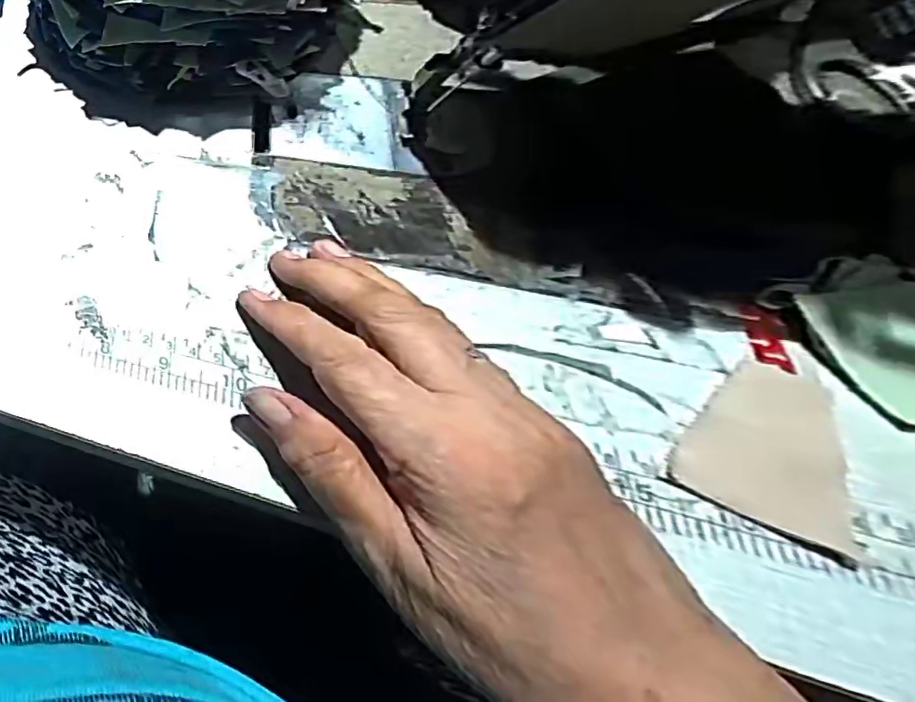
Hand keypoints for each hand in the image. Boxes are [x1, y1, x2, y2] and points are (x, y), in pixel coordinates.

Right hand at [235, 241, 796, 701]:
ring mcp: (522, 409)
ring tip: (328, 256)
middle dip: (332, 280)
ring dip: (374, 283)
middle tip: (284, 259)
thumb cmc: (513, 638)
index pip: (347, 361)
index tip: (252, 298)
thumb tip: (266, 403)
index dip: (292, 323)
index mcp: (444, 449)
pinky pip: (462, 346)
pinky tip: (393, 309)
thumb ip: (330, 473)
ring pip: (434, 321)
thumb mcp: (399, 567)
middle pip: (395, 318)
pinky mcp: (542, 420)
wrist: (662, 684)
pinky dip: (412, 313)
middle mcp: (486, 409)